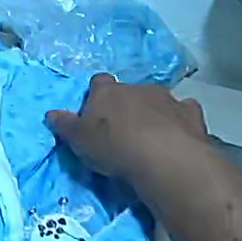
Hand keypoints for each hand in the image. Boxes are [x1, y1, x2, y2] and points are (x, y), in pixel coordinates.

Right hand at [45, 74, 208, 183]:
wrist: (162, 157)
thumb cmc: (113, 146)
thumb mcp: (79, 140)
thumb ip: (65, 125)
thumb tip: (51, 113)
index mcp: (106, 92)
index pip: (98, 83)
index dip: (96, 96)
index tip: (95, 113)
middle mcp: (136, 88)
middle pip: (128, 91)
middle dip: (126, 105)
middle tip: (122, 130)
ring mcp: (166, 99)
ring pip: (157, 99)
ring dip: (153, 112)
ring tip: (151, 137)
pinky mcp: (190, 114)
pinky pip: (184, 111)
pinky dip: (180, 120)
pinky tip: (178, 134)